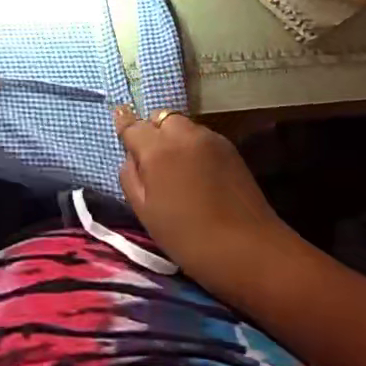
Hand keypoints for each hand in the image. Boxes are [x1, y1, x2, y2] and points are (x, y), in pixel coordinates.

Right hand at [112, 107, 298, 287]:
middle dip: (152, 131)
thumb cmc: (186, 237)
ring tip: (176, 168)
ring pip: (183, 126)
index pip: (133, 125)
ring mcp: (211, 139)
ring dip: (174, 138)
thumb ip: (131, 177)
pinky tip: (198, 172)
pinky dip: (193, 146)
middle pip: (161, 118)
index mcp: (157, 150)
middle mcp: (184, 135)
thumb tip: (132, 157)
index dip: (124, 123)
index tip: (118, 117)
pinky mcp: (231, 148)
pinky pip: (202, 137)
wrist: (246, 248)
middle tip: (151, 159)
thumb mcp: (144, 211)